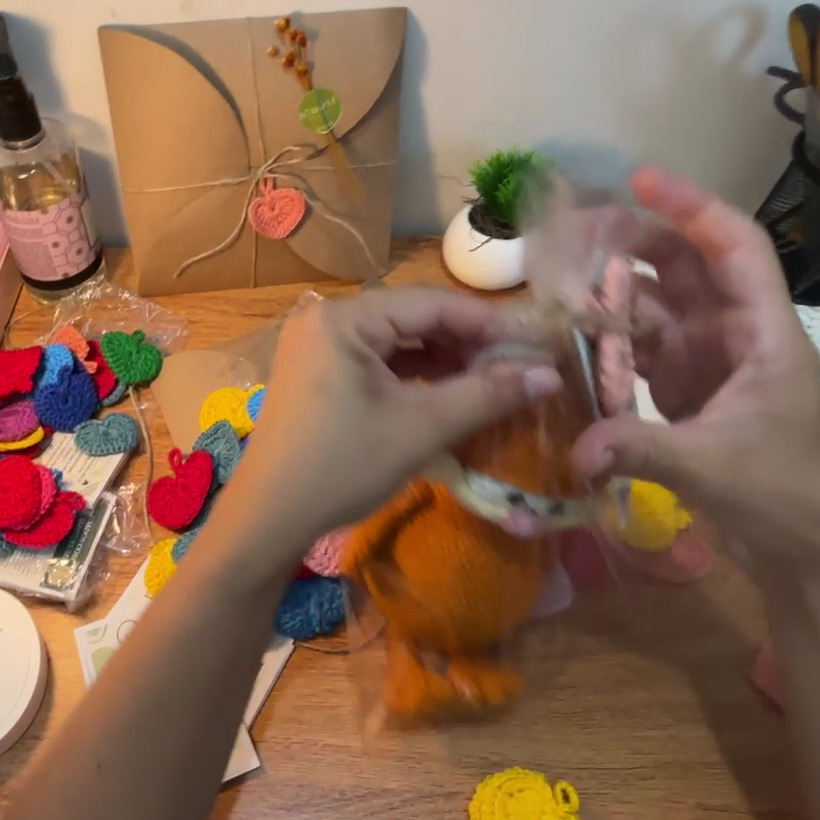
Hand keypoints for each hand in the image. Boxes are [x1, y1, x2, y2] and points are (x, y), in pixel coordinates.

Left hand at [220, 288, 562, 571]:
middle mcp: (325, 320)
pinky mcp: (316, 372)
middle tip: (518, 370)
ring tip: (491, 383)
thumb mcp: (419, 428)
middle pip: (411, 317)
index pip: (430, 303)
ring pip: (394, 340)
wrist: (269, 516)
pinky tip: (447, 392)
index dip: (488, 324)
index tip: (538, 348)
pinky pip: (374, 360)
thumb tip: (550, 374)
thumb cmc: (341, 467)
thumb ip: (486, 394)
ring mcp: (316, 346)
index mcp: (343, 319)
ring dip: (442, 359)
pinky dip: (412, 375)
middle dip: (466, 343)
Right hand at [571, 169, 819, 571]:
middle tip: (575, 229)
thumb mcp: (714, 469)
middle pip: (685, 264)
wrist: (808, 547)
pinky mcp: (678, 385)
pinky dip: (605, 334)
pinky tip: (571, 331)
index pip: (734, 250)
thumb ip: (641, 449)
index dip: (692, 208)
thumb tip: (576, 451)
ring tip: (560, 279)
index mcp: (762, 335)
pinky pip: (637, 344)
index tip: (641, 181)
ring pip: (655, 302)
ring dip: (612, 288)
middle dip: (635, 239)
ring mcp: (703, 359)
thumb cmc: (788, 497)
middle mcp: (732, 334)